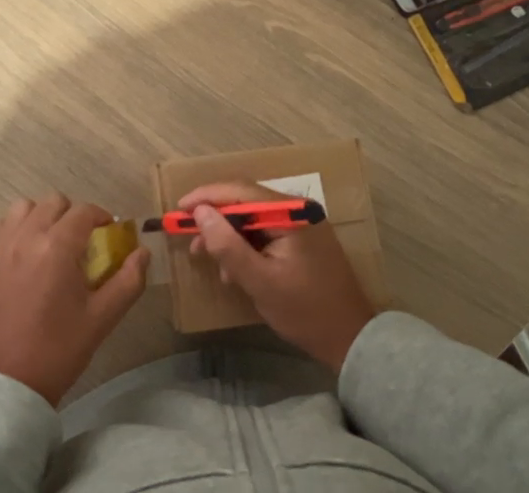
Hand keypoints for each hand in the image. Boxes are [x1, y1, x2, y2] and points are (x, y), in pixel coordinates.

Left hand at [0, 193, 149, 405]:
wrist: (8, 380)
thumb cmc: (59, 349)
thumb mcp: (102, 318)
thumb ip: (128, 281)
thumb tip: (143, 253)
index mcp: (57, 248)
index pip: (83, 211)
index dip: (102, 217)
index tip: (110, 234)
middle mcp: (27, 238)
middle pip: (54, 202)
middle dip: (74, 214)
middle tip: (84, 241)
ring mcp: (2, 248)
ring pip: (24, 207)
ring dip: (43, 215)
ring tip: (54, 241)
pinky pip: (1, 225)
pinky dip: (16, 226)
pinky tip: (27, 249)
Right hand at [179, 180, 377, 370]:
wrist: (350, 339)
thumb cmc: (304, 310)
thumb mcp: (259, 280)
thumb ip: (227, 244)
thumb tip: (200, 213)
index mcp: (292, 214)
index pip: (241, 190)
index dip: (206, 196)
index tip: (178, 210)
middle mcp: (299, 211)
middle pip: (246, 202)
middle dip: (215, 220)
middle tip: (189, 239)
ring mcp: (303, 225)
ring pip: (254, 219)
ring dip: (229, 236)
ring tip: (210, 261)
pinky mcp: (303, 241)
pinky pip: (266, 233)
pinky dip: (246, 247)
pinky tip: (233, 270)